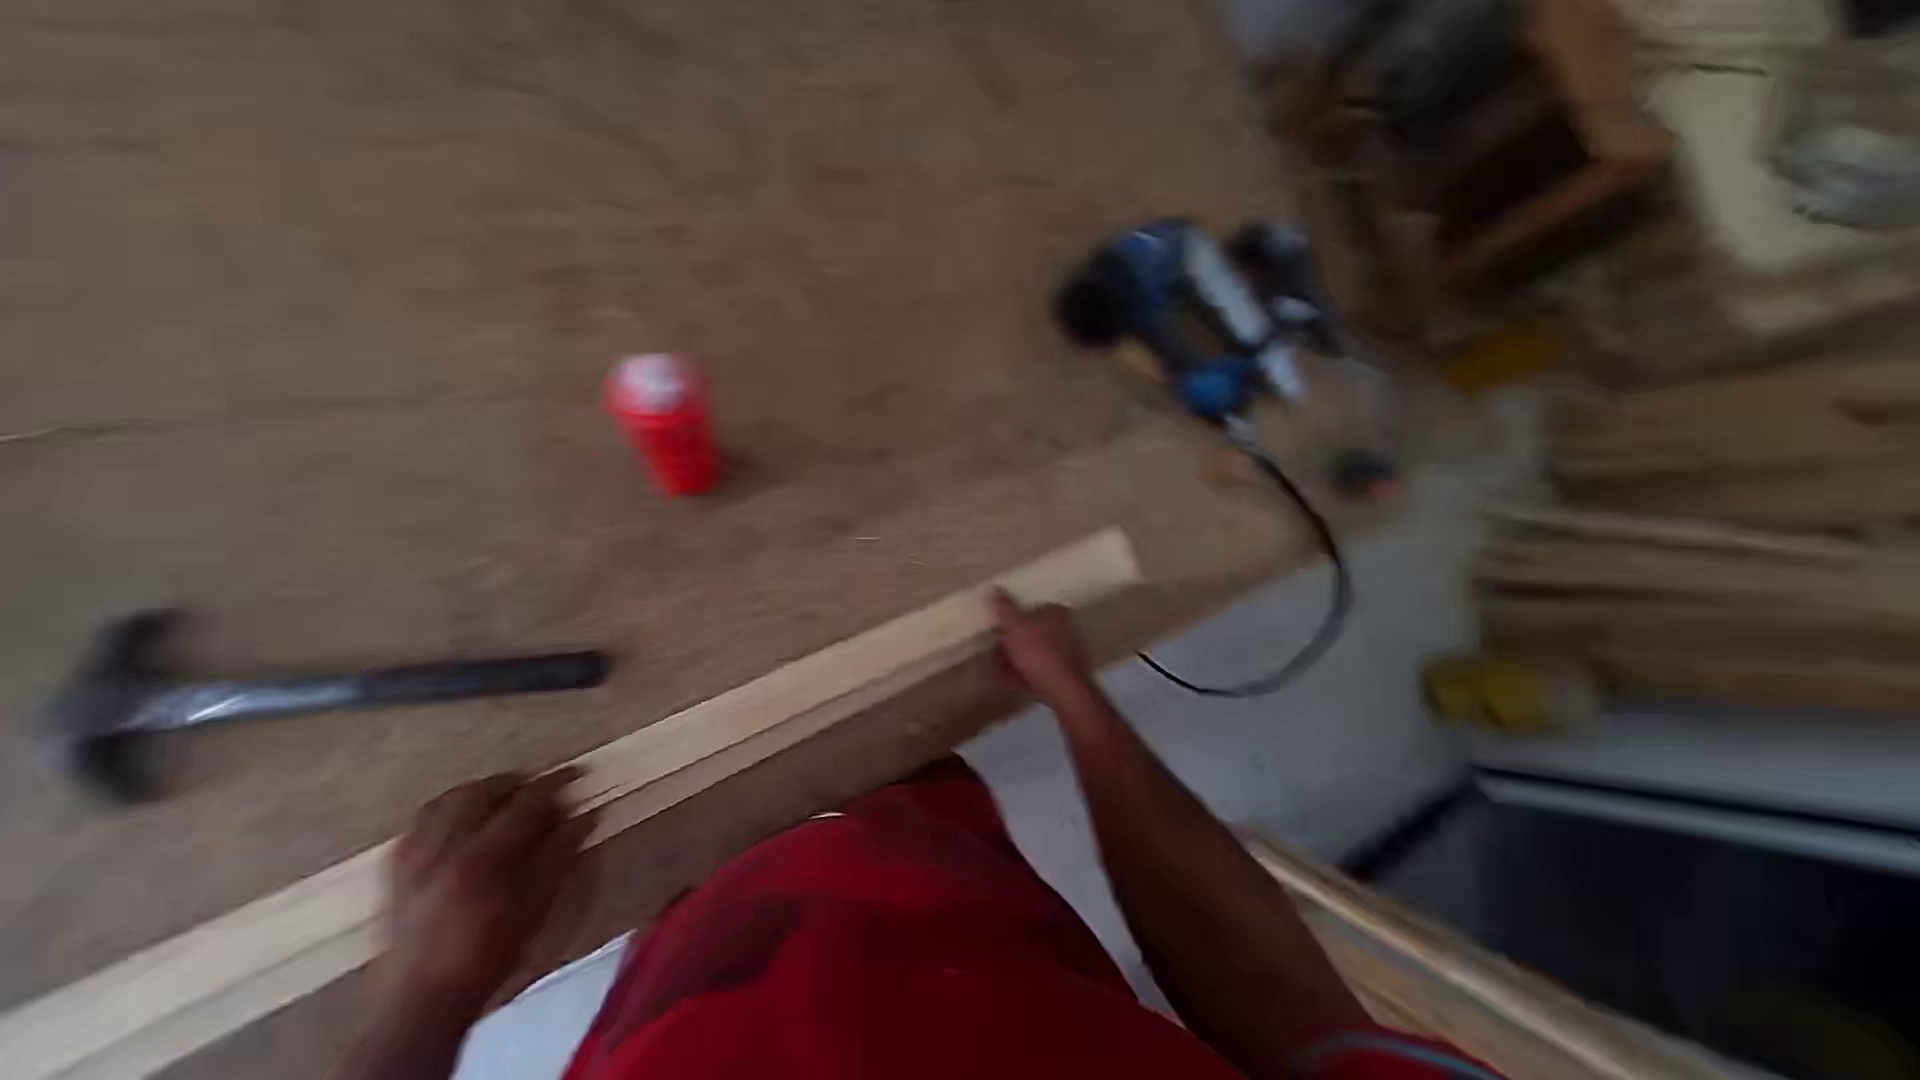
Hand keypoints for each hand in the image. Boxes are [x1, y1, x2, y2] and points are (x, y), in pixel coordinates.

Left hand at [382, 769, 596, 1019]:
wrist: (424, 1004)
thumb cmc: (489, 957)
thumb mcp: (537, 907)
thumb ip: (561, 855)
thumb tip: (588, 817)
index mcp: (482, 859)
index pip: (526, 802)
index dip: (555, 783)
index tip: (576, 773)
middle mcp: (442, 851)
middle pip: (480, 792)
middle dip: (514, 782)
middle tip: (538, 786)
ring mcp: (414, 861)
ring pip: (444, 802)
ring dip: (477, 793)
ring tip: (500, 798)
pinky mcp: (394, 875)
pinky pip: (415, 827)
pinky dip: (441, 814)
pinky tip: (458, 822)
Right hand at [990, 588, 1095, 705]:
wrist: (1062, 689)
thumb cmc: (1038, 651)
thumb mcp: (1015, 626)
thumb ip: (1004, 607)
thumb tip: (995, 587)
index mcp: (1055, 612)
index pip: (1030, 608)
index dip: (1010, 619)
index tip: (996, 629)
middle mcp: (1064, 629)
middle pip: (1030, 631)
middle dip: (1010, 642)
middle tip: (994, 650)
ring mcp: (1065, 652)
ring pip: (1033, 652)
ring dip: (1013, 659)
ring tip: (997, 667)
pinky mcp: (1063, 674)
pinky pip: (1038, 669)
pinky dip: (1022, 673)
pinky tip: (1008, 679)